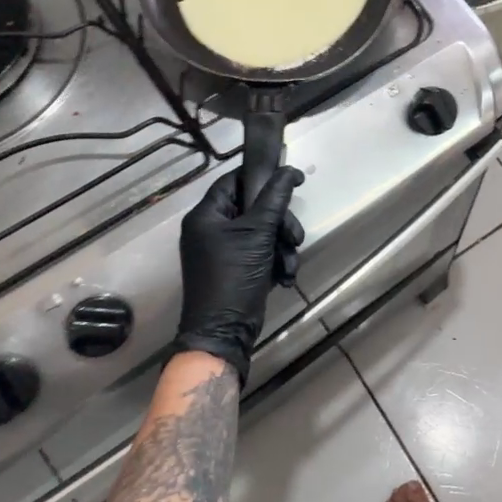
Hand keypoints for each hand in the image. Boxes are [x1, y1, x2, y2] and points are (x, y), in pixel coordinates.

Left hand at [175, 167, 304, 384]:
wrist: (224, 330)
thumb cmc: (234, 275)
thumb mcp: (258, 232)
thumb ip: (275, 198)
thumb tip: (290, 170)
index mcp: (207, 214)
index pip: (235, 179)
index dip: (264, 177)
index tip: (295, 180)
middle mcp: (211, 228)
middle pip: (255, 207)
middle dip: (280, 223)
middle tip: (295, 237)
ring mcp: (223, 249)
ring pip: (263, 231)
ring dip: (282, 245)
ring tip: (289, 264)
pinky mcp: (237, 267)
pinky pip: (262, 251)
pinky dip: (276, 261)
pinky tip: (284, 276)